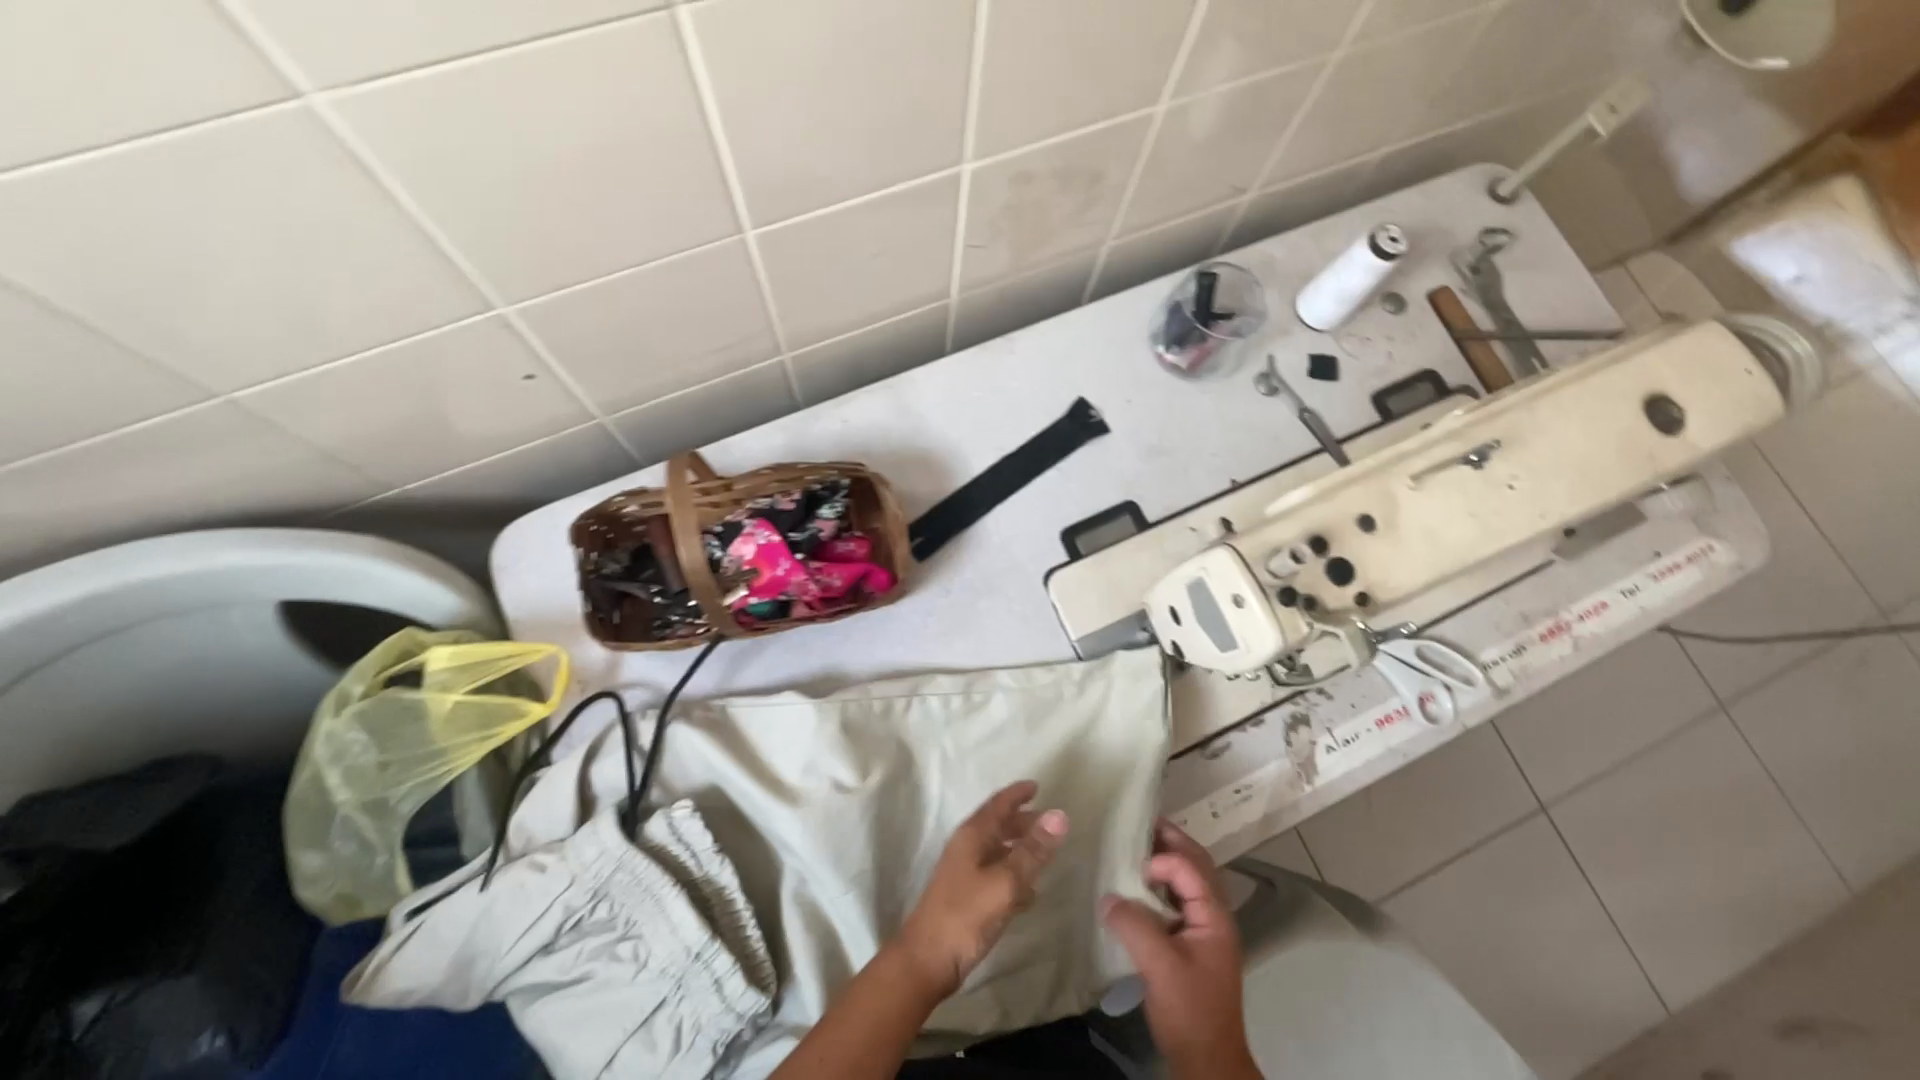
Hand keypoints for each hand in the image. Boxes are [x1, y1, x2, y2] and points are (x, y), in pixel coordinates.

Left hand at [893, 780, 1068, 998]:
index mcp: (972, 837)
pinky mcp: (968, 899)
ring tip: (1046, 854)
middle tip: (1050, 823)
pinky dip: (1014, 876)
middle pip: (998, 826)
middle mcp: (967, 849)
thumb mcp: (1005, 882)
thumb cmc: (965, 916)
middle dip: (1023, 821)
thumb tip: (1060, 815)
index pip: (998, 805)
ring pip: (998, 851)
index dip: (1017, 794)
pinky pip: (996, 877)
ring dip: (1020, 849)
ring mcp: (965, 874)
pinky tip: (1031, 893)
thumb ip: (1032, 851)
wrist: (928, 960)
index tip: (1037, 786)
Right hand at [1101, 820, 1260, 1079]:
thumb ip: (1134, 925)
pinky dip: (1161, 887)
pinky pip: (1178, 903)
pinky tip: (1137, 890)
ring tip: (1137, 847)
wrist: (1207, 1060)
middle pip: (1198, 867)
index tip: (1130, 868)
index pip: (1189, 868)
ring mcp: (1205, 932)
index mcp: (1215, 916)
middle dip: (1173, 842)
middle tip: (1142, 822)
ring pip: (1189, 884)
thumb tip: (1108, 896)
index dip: (1161, 859)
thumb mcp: (1160, 965)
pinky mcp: (1191, 947)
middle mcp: (1214, 917)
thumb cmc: (1189, 1010)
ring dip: (1168, 862)